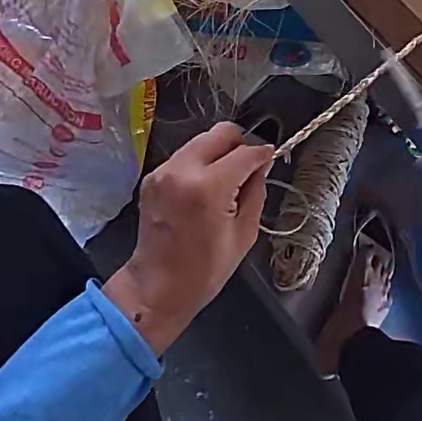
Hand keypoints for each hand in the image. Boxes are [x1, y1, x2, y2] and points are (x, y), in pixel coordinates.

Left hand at [104, 122, 273, 354]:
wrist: (157, 287)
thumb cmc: (205, 269)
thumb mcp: (244, 232)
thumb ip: (256, 190)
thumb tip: (260, 165)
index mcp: (208, 187)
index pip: (245, 152)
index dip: (262, 153)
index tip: (269, 157)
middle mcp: (182, 171)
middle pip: (221, 132)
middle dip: (239, 144)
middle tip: (247, 166)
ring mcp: (163, 172)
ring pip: (202, 140)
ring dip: (218, 152)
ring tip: (226, 178)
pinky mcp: (152, 177)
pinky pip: (185, 156)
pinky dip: (200, 163)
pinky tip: (205, 186)